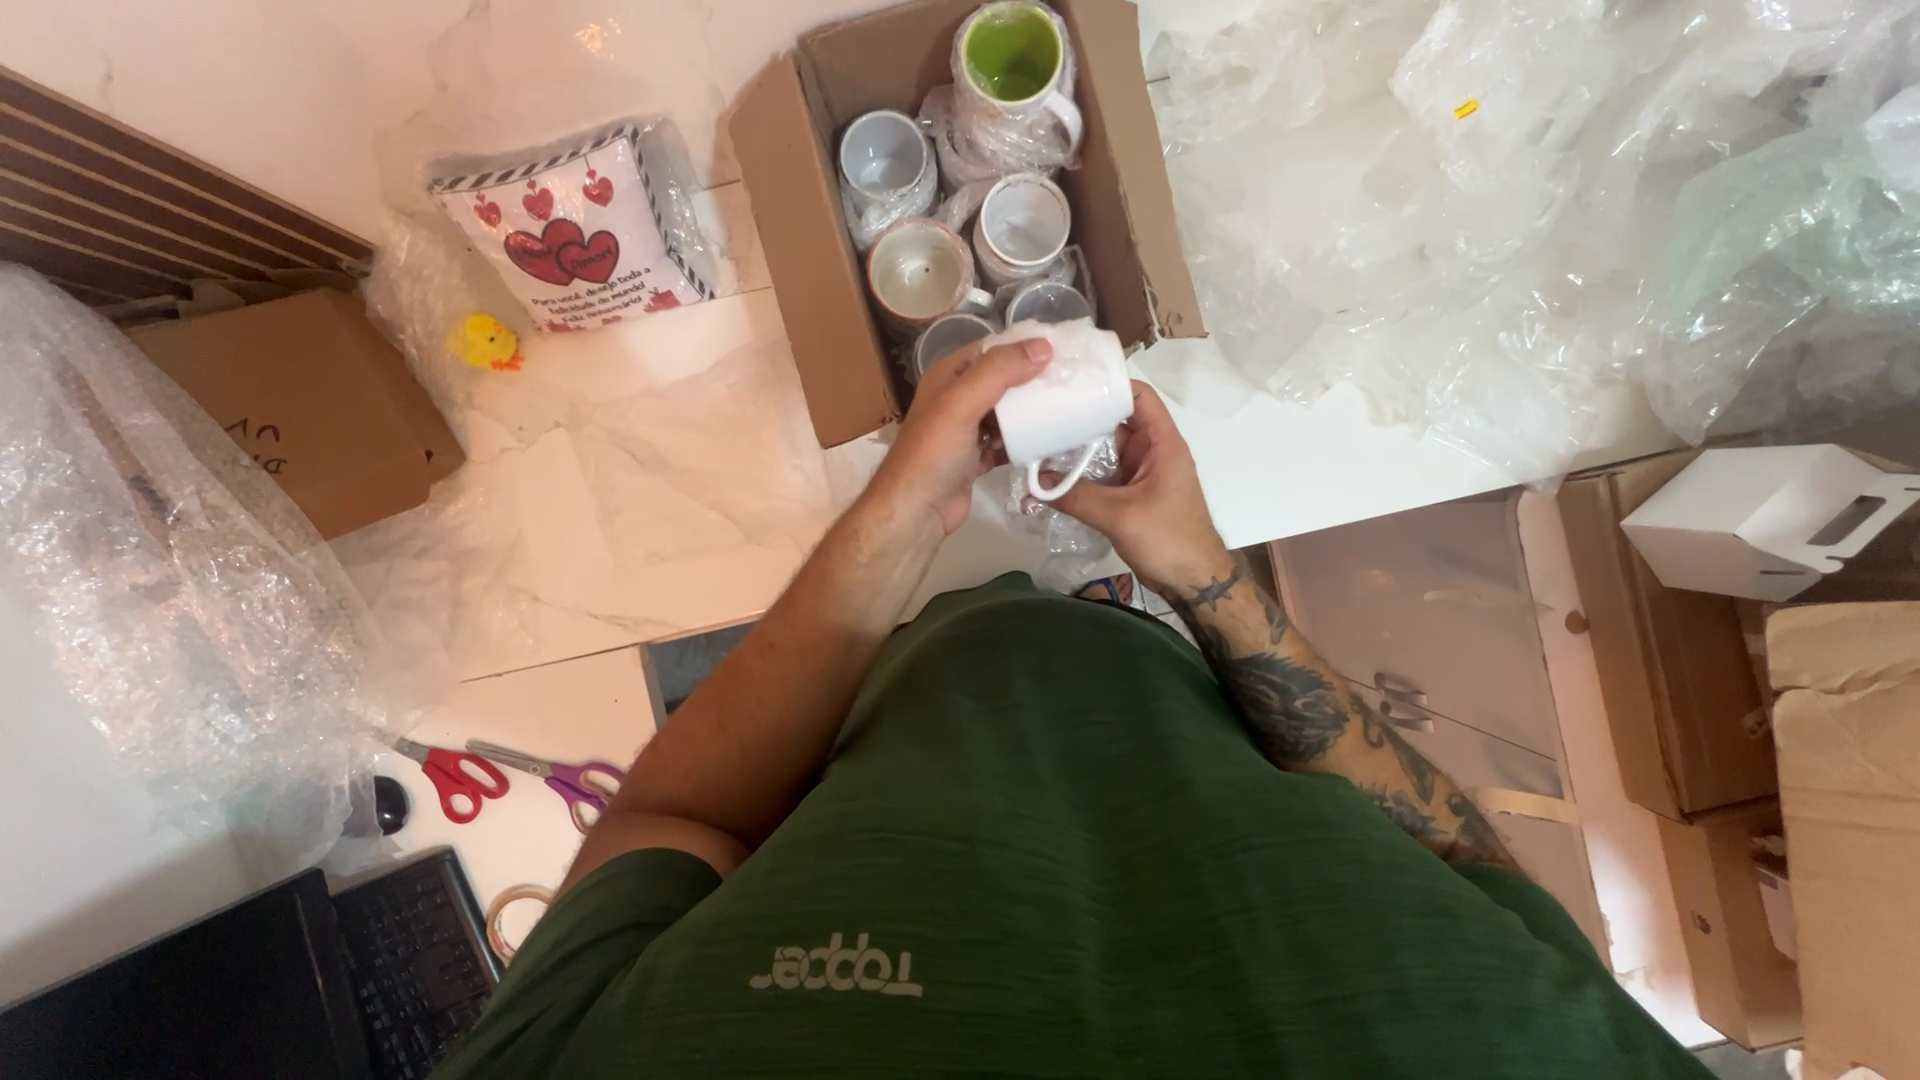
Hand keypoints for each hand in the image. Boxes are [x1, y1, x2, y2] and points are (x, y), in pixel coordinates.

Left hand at [864, 338, 1052, 535]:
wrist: (916, 510)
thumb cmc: (934, 452)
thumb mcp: (962, 402)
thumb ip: (999, 371)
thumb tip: (1043, 347)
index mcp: (948, 378)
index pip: (989, 350)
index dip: (1021, 346)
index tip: (1059, 348)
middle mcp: (956, 400)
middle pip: (1001, 382)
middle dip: (1031, 380)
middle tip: (1069, 379)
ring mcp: (966, 431)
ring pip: (1005, 414)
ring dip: (1030, 413)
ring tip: (1065, 407)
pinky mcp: (975, 459)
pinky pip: (1005, 443)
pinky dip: (1023, 443)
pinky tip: (1047, 442)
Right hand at [1050, 382, 1232, 593]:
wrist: (1193, 581)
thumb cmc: (1169, 539)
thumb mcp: (1120, 516)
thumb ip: (1076, 496)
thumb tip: (1034, 482)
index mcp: (1163, 443)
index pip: (1139, 396)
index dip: (1109, 385)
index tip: (1072, 385)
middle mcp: (1152, 451)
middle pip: (1116, 419)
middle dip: (1083, 415)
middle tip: (1044, 411)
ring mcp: (1141, 473)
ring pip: (1106, 448)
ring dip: (1078, 446)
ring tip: (1040, 436)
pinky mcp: (1131, 494)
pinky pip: (1103, 473)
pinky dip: (1081, 472)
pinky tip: (1052, 472)